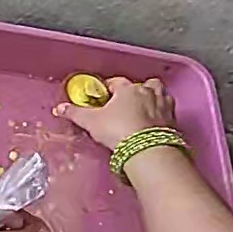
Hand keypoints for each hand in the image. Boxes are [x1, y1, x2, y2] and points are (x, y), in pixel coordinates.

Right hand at [56, 77, 176, 149]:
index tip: (103, 96)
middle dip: (135, 90)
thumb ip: (75, 113)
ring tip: (143, 108)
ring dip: (153, 97)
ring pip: (159, 93)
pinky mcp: (173, 119)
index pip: (116, 82)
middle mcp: (148, 92)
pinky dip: (162, 113)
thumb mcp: (91, 122)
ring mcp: (163, 104)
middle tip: (125, 102)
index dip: (108, 88)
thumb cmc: (119, 130)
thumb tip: (59, 108)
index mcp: (128, 88)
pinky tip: (154, 121)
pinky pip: (167, 111)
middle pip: (143, 84)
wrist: (146, 149)